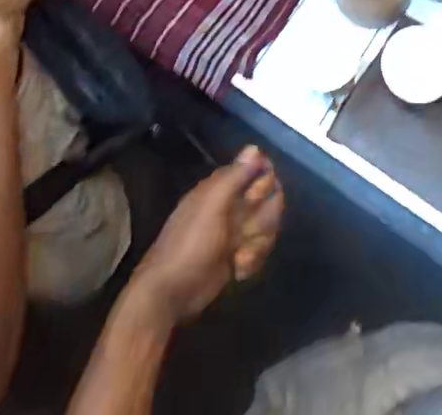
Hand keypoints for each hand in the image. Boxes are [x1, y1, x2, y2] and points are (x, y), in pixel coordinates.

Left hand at [130, 146, 283, 323]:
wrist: (170, 294)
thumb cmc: (189, 245)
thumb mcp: (211, 206)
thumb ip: (234, 176)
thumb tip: (254, 147)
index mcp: (222, 188)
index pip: (260, 170)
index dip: (264, 184)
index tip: (254, 198)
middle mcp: (232, 204)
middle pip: (270, 199)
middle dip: (264, 220)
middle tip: (245, 232)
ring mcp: (236, 230)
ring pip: (269, 225)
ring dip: (258, 243)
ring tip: (240, 257)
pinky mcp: (239, 254)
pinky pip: (262, 248)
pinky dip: (253, 260)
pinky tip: (238, 269)